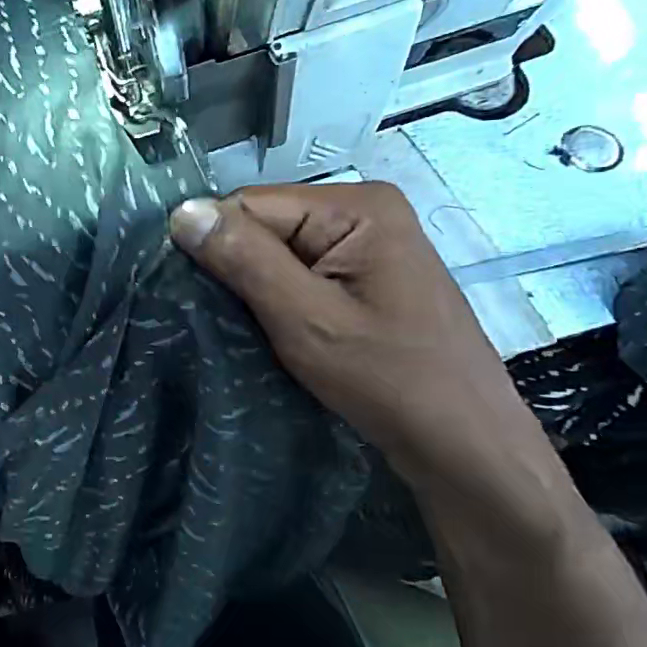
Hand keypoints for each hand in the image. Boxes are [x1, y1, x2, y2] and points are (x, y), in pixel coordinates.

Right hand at [169, 183, 552, 498]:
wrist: (465, 442)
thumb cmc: (390, 380)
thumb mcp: (307, 319)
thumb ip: (245, 260)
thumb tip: (182, 210)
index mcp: (358, 204)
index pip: (252, 204)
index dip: (218, 247)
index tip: (196, 299)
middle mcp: (367, 210)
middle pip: (271, 225)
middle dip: (243, 271)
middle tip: (227, 324)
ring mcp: (375, 245)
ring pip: (287, 253)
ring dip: (264, 291)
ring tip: (255, 333)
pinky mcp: (374, 277)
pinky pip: (311, 274)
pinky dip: (288, 301)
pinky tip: (284, 333)